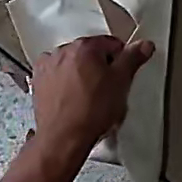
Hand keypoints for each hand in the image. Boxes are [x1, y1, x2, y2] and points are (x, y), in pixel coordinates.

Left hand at [30, 36, 154, 152]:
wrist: (64, 138)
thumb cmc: (91, 112)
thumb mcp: (122, 82)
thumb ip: (133, 58)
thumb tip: (143, 45)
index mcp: (85, 47)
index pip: (111, 43)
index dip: (121, 59)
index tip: (123, 73)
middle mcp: (63, 52)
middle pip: (90, 52)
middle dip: (100, 67)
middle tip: (109, 88)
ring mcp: (48, 67)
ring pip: (73, 64)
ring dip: (81, 74)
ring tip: (90, 96)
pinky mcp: (38, 83)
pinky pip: (57, 76)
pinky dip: (65, 83)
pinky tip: (74, 99)